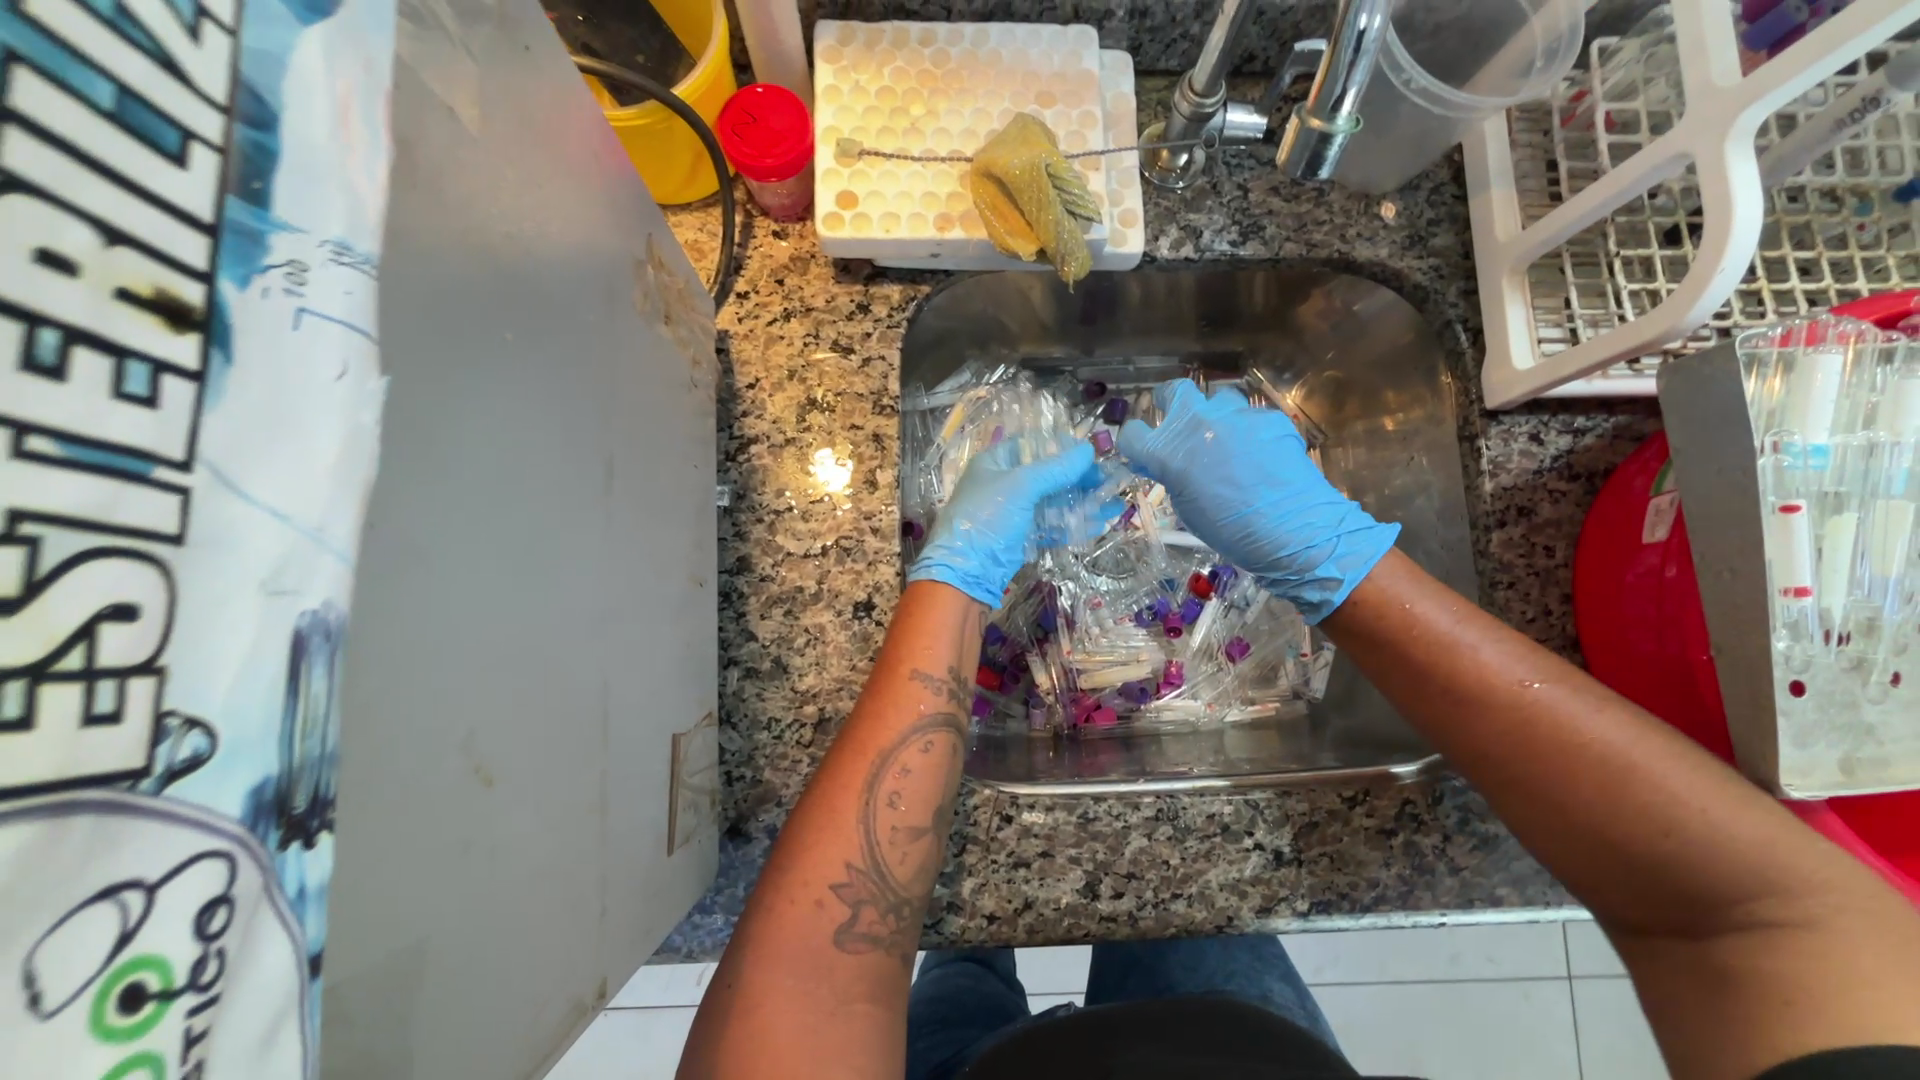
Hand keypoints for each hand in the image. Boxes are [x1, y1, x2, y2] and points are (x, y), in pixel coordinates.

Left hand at [908, 440, 1099, 607]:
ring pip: (1052, 503)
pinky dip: (1071, 525)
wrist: (964, 575)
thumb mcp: (1021, 487)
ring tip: (1114, 506)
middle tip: (1109, 484)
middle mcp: (1003, 484)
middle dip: (1079, 480)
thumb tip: (1087, 450)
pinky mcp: (1019, 538)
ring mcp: (1012, 513)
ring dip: (1081, 504)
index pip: (1034, 446)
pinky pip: (1050, 526)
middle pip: (1047, 475)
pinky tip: (1097, 525)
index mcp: (995, 463)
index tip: (1091, 457)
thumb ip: (1055, 469)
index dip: (1063, 449)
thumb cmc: (986, 520)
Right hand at [1117, 379, 1398, 623]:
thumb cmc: (1228, 530)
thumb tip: (1170, 466)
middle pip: (1172, 390)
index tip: (1143, 452)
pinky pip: (1252, 416)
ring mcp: (1234, 415)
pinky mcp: (1268, 416)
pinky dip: (1251, 431)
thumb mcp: (1186, 507)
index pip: (1132, 433)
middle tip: (1178, 421)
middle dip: (1170, 401)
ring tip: (1228, 437)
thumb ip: (1173, 476)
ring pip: (1218, 397)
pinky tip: (1262, 453)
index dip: (1135, 442)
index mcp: (1166, 451)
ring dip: (1216, 413)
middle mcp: (1195, 423)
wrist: (1291, 528)